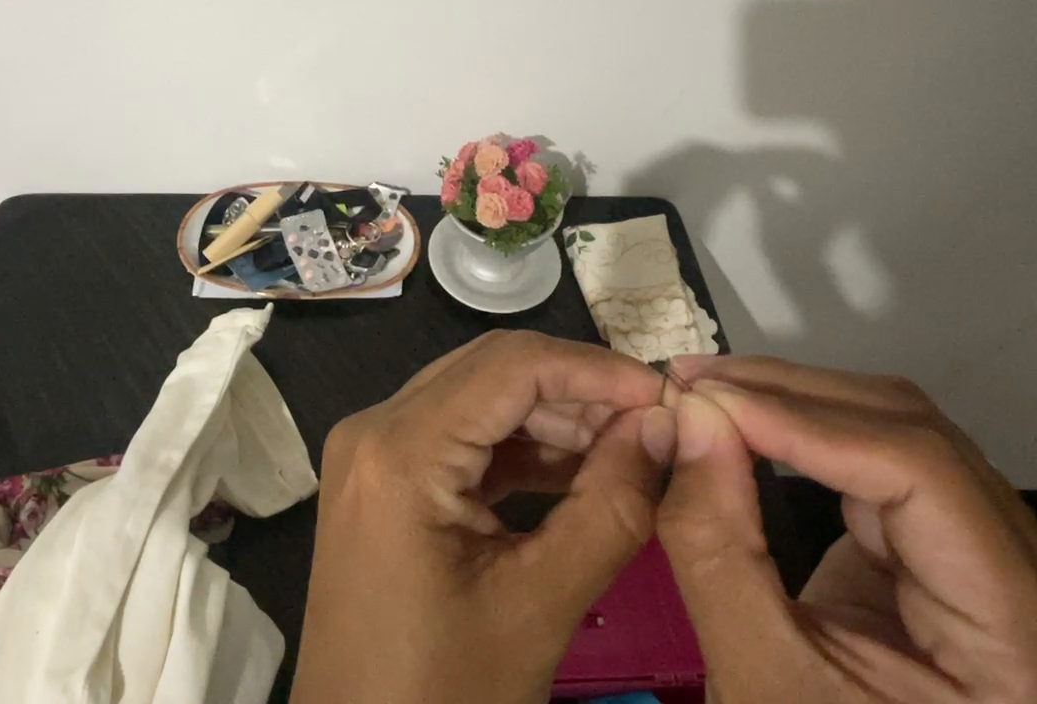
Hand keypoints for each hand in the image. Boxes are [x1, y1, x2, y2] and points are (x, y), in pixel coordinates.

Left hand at [291, 330, 676, 703]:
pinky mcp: (382, 477)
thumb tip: (661, 424)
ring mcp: (372, 451)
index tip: (664, 393)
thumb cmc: (443, 691)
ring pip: (477, 399)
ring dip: (552, 419)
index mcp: (400, 450)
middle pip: (490, 372)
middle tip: (653, 424)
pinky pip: (459, 438)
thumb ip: (611, 508)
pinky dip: (519, 449)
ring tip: (627, 450)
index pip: (510, 366)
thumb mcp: (539, 606)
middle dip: (576, 390)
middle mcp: (375, 428)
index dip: (593, 368)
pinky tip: (578, 473)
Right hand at [657, 355, 1036, 702]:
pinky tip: (746, 423)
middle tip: (685, 381)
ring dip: (792, 404)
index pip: (926, 477)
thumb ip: (718, 548)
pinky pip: (889, 468)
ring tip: (702, 394)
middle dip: (787, 397)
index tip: (700, 400)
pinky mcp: (969, 558)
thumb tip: (690, 415)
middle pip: (921, 440)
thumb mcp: (762, 680)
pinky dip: (806, 437)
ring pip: (905, 438)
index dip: (804, 423)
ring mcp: (1024, 574)